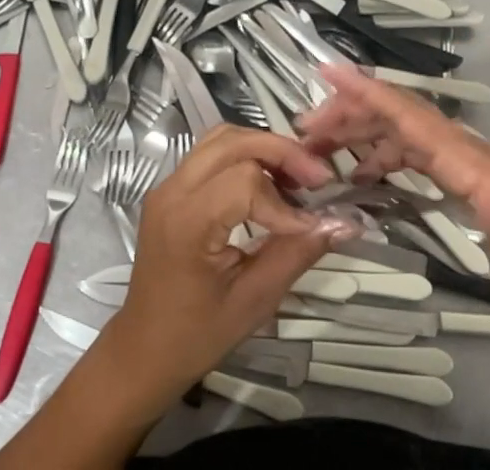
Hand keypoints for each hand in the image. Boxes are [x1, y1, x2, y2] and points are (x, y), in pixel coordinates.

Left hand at [102, 125, 350, 392]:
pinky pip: (211, 155)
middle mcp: (172, 192)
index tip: (310, 229)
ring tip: (296, 179)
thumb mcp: (255, 299)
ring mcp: (167, 187)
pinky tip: (270, 186)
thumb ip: (297, 253)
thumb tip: (344, 223)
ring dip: (263, 149)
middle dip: (281, 152)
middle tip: (318, 179)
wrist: (146, 348)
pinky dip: (245, 158)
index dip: (284, 201)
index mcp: (187, 222)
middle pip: (233, 142)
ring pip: (221, 139)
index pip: (245, 181)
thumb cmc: (198, 332)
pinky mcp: (171, 191)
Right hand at [302, 66, 489, 305]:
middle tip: (305, 128)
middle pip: (400, 119)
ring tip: (320, 147)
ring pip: (402, 135)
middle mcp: (465, 152)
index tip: (329, 72)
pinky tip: (362, 172)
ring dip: (360, 133)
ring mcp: (466, 164)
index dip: (371, 94)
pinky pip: (412, 156)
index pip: (414, 117)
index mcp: (473, 160)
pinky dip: (380, 156)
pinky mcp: (467, 181)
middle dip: (351, 114)